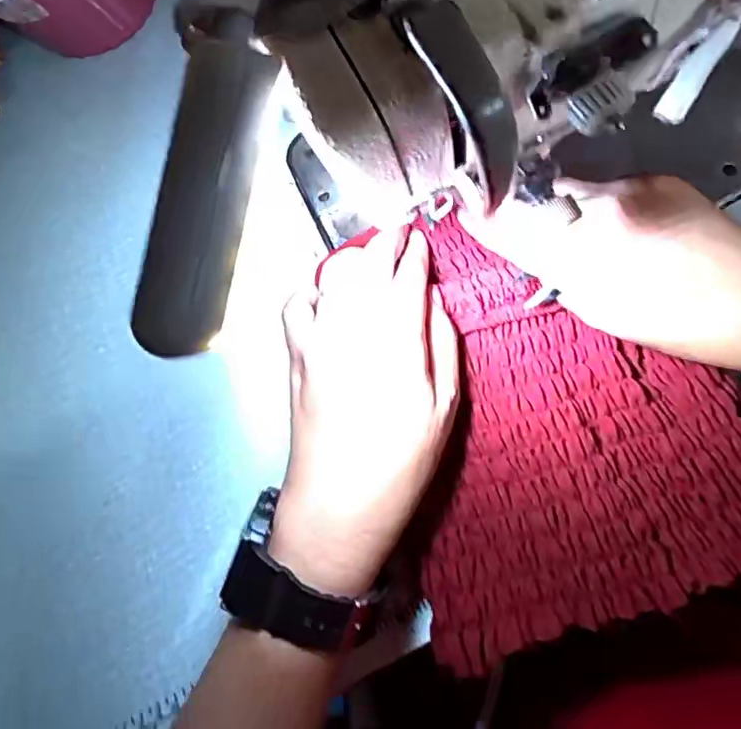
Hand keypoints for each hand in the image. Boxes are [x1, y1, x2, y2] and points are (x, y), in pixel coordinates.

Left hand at [269, 227, 460, 597]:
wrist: (337, 508)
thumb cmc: (401, 463)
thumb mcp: (445, 407)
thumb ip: (443, 343)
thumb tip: (436, 298)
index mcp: (399, 345)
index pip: (407, 278)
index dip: (416, 253)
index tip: (422, 240)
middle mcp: (356, 333)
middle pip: (369, 265)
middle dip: (386, 241)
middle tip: (400, 233)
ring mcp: (319, 342)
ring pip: (333, 276)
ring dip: (355, 256)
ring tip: (371, 254)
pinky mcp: (295, 357)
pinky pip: (296, 304)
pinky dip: (311, 286)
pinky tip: (329, 288)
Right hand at [462, 176, 740, 387]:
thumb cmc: (684, 324)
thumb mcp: (607, 311)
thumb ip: (564, 276)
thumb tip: (537, 252)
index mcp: (583, 256)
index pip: (513, 224)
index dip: (486, 214)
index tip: (468, 204)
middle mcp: (599, 211)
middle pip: (541, 195)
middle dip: (532, 208)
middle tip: (538, 225)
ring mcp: (630, 187)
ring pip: (578, 188)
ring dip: (575, 205)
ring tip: (603, 233)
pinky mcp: (656, 176)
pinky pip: (613, 186)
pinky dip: (610, 203)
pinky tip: (637, 226)